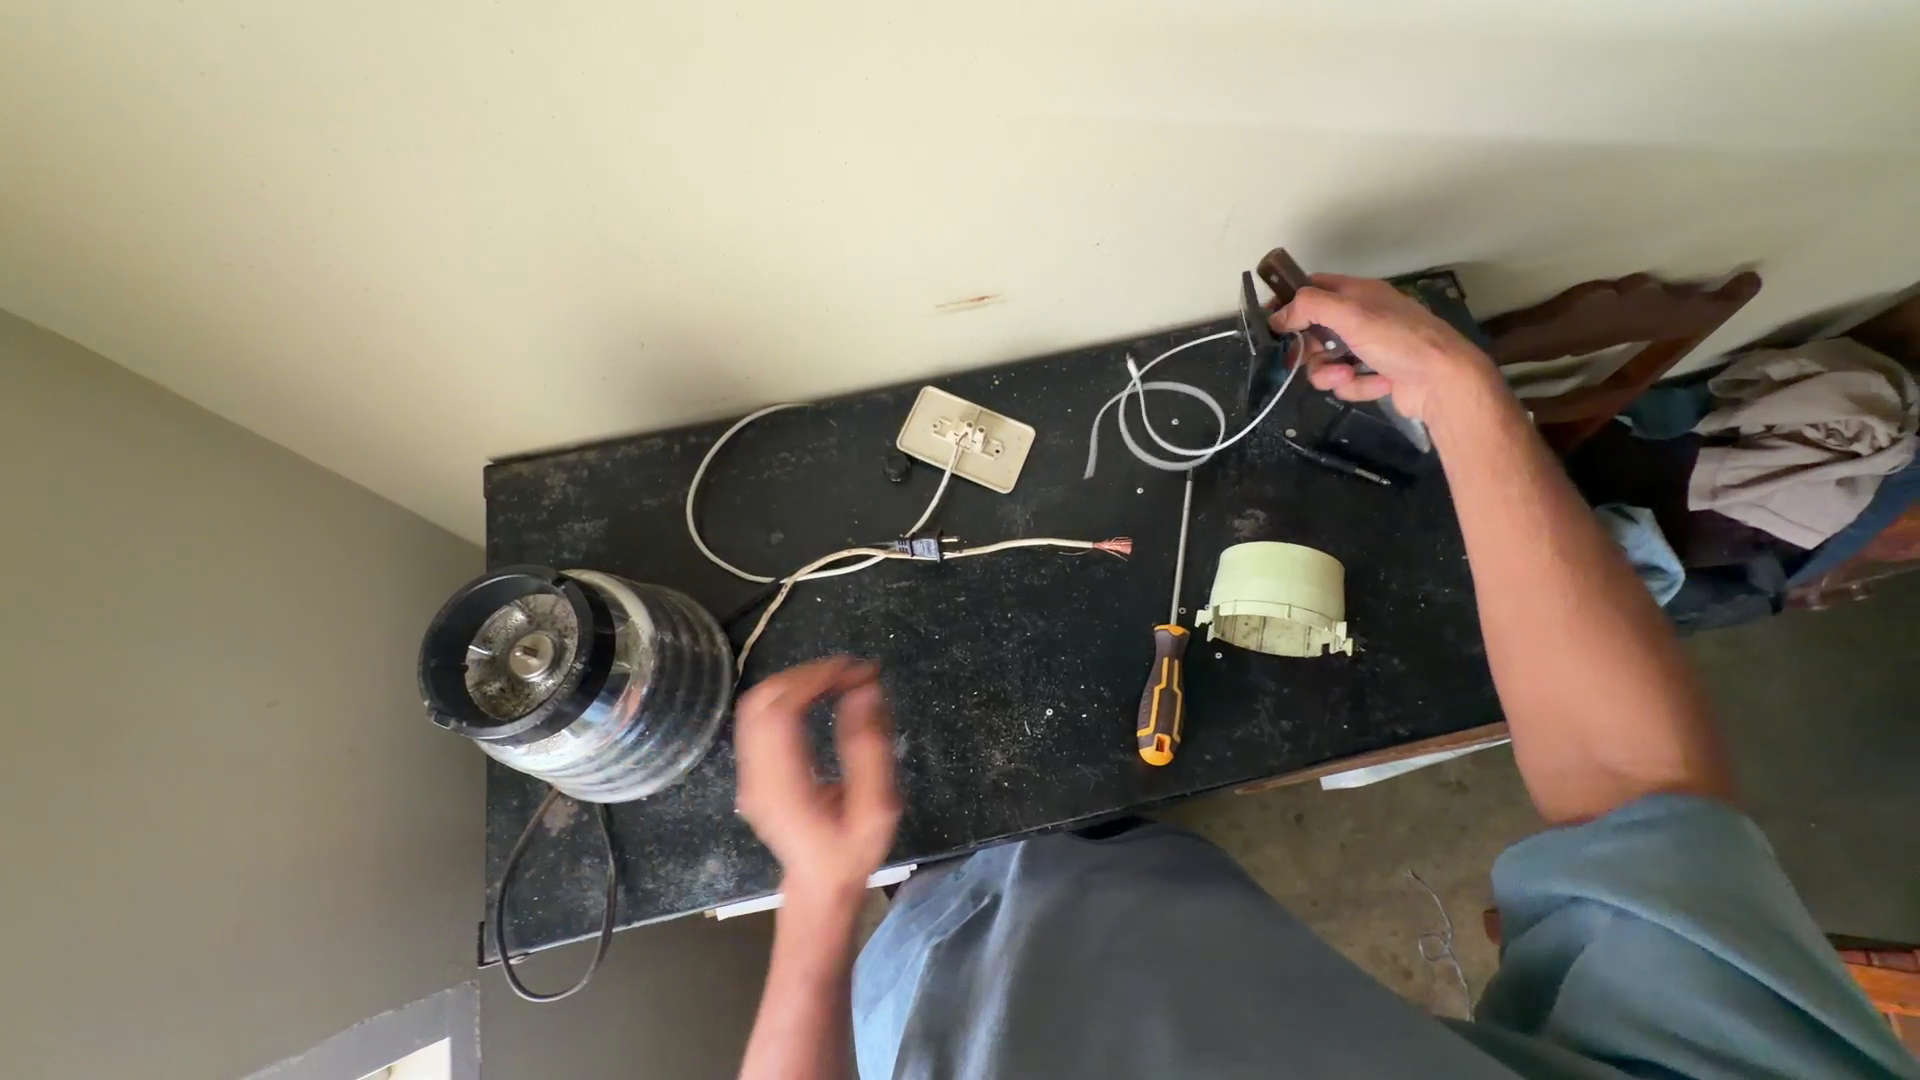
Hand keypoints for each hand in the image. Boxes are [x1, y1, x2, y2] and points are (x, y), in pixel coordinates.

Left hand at [734, 657, 901, 902]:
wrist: (819, 886)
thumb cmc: (851, 851)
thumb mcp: (878, 807)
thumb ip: (870, 748)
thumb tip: (866, 690)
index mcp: (782, 785)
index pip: (782, 710)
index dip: (816, 679)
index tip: (856, 671)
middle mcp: (755, 773)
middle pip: (763, 699)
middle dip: (808, 674)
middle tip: (851, 672)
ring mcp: (748, 771)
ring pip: (757, 703)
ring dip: (798, 681)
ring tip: (839, 679)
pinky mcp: (752, 768)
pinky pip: (760, 716)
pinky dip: (790, 695)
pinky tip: (820, 696)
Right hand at [1270, 273, 1496, 421]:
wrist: (1442, 381)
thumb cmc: (1399, 340)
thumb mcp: (1352, 315)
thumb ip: (1311, 307)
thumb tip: (1277, 316)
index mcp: (1359, 294)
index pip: (1314, 288)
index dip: (1290, 303)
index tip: (1272, 325)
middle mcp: (1362, 318)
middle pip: (1313, 332)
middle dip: (1308, 351)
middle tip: (1304, 359)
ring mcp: (1368, 348)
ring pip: (1325, 362)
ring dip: (1330, 373)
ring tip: (1347, 376)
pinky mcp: (1373, 375)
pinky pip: (1345, 381)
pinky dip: (1356, 386)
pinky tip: (1378, 385)